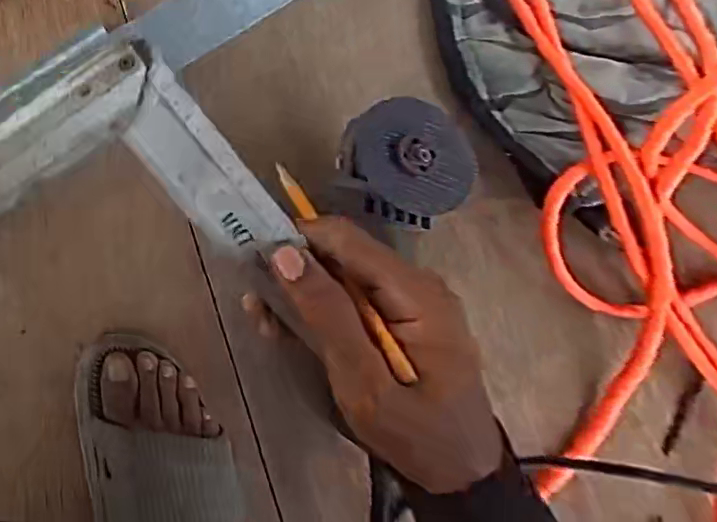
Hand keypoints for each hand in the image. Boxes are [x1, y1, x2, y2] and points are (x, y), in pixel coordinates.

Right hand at [245, 216, 504, 494]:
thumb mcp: (365, 384)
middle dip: (291, 267)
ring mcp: (404, 297)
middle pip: (336, 249)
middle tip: (258, 298)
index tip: (258, 263)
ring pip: (333, 267)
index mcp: (416, 294)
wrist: (459, 480)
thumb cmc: (416, 436)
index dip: (294, 240)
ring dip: (296, 288)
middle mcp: (413, 282)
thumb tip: (282, 253)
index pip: (341, 236)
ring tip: (265, 318)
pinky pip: (342, 289)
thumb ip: (327, 316)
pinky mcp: (393, 312)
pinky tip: (286, 326)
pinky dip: (311, 302)